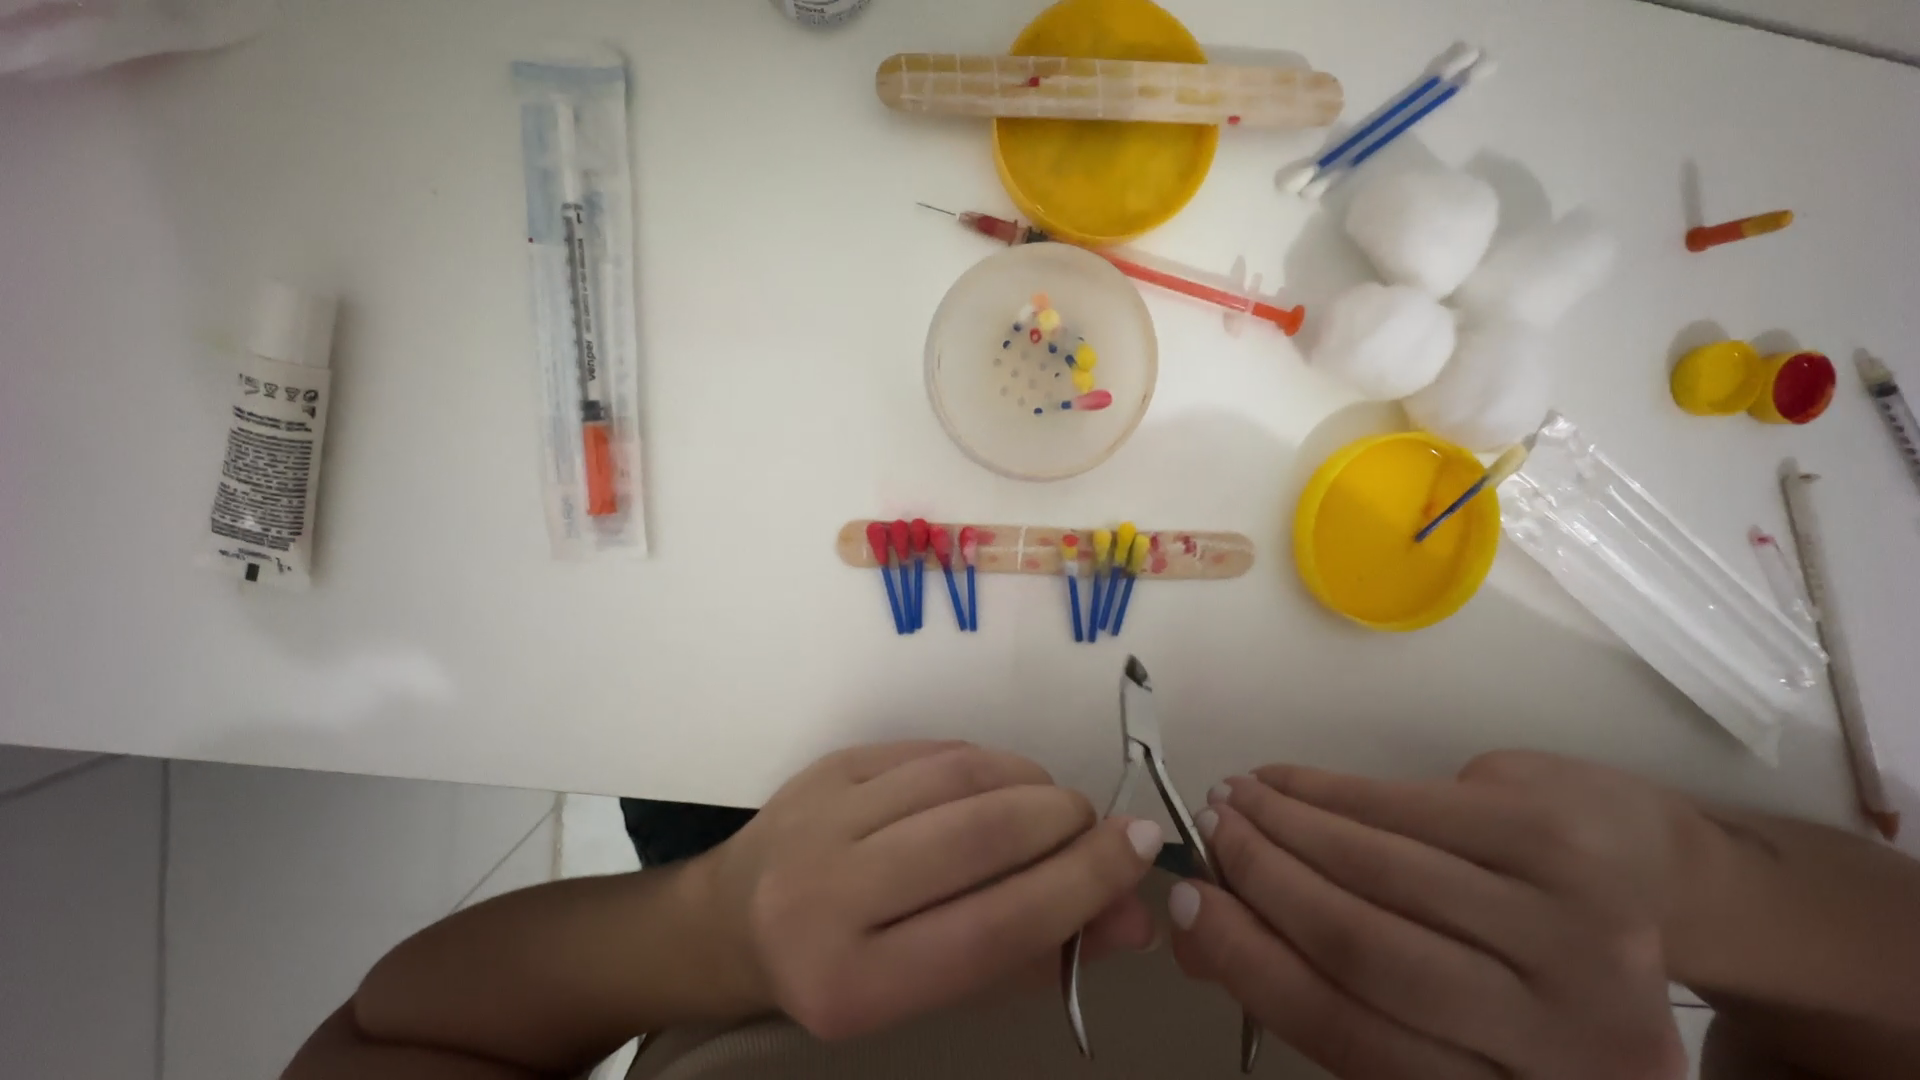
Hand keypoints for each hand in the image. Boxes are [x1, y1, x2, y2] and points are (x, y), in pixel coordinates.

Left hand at [686, 741, 1162, 1039]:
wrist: (739, 921)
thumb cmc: (848, 970)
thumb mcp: (937, 987)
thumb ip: (1036, 954)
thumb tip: (1132, 913)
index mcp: (858, 981)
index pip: (996, 925)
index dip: (1082, 883)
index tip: (1140, 849)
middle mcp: (829, 895)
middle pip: (980, 836)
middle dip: (1063, 821)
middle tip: (1095, 824)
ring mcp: (823, 818)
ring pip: (959, 777)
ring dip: (1030, 782)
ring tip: (1052, 804)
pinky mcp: (827, 766)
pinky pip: (931, 749)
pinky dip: (987, 761)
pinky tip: (1001, 782)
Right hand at [1170, 751, 1694, 1079]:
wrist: (1653, 887)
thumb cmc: (1517, 960)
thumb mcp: (1427, 999)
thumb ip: (1311, 975)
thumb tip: (1194, 934)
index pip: (1352, 1038)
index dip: (1252, 963)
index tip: (1188, 904)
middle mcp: (1562, 1040)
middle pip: (1364, 948)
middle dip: (1261, 880)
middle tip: (1208, 835)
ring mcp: (1572, 932)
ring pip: (1378, 868)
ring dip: (1282, 825)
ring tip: (1231, 800)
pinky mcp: (1556, 839)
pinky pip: (1402, 806)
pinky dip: (1321, 789)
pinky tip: (1280, 781)